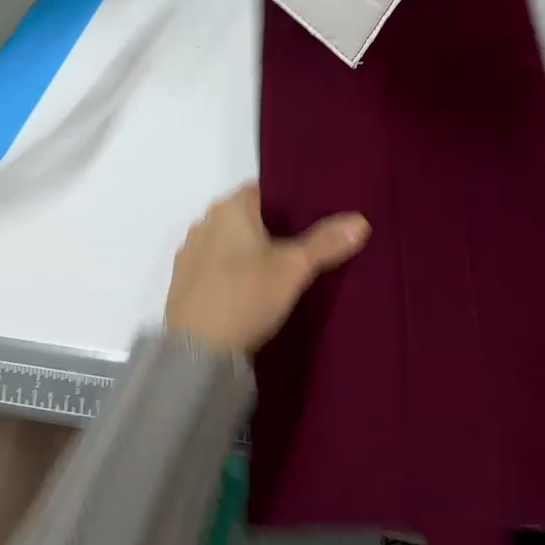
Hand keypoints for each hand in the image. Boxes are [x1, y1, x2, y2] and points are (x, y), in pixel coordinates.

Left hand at [165, 185, 369, 352]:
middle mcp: (205, 222)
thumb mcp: (294, 269)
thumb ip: (326, 243)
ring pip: (231, 242)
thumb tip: (361, 220)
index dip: (290, 200)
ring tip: (282, 269)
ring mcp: (190, 253)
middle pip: (248, 216)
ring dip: (251, 252)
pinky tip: (252, 291)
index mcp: (229, 208)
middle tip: (306, 244)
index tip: (314, 216)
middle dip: (274, 228)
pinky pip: (216, 266)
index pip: (265, 190)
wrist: (196, 354)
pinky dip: (233, 272)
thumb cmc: (245, 295)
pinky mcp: (183, 283)